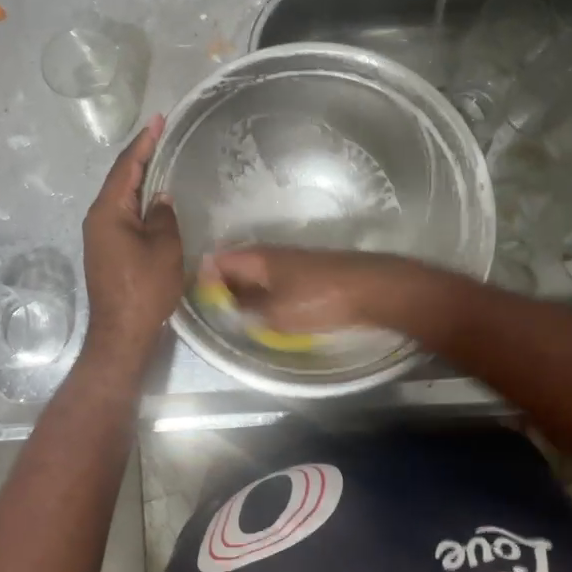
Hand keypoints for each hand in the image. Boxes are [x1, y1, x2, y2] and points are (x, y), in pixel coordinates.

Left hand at [82, 116, 183, 354]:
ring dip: (138, 177)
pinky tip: (151, 197)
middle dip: (140, 155)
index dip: (144, 142)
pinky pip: (121, 214)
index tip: (158, 120)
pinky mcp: (105, 250)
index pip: (127, 166)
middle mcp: (97, 218)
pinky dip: (136, 199)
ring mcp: (99, 235)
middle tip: (160, 133)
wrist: (121, 333)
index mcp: (108, 211)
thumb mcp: (164, 248)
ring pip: (120, 197)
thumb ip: (163, 216)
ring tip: (158, 158)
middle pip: (120, 178)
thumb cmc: (144, 288)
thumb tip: (160, 199)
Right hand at [202, 247, 421, 333]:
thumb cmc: (319, 300)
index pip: (217, 260)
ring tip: (243, 317)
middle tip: (218, 314)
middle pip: (237, 266)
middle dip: (224, 287)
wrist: (373, 290)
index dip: (203, 279)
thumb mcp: (275, 314)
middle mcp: (271, 253)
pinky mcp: (309, 271)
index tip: (199, 302)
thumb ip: (246, 309)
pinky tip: (272, 313)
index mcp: (256, 257)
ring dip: (247, 292)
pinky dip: (267, 294)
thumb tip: (228, 306)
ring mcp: (292, 260)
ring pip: (258, 274)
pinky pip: (276, 281)